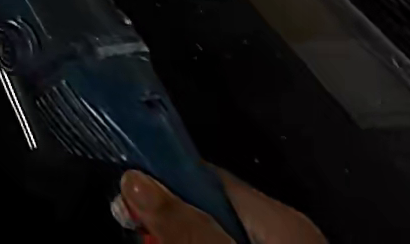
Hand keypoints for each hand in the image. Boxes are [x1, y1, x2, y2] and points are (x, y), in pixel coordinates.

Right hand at [116, 169, 325, 243]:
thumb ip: (186, 226)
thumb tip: (133, 179)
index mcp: (279, 219)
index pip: (199, 172)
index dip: (157, 181)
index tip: (126, 202)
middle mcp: (283, 236)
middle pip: (203, 210)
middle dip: (168, 226)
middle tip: (142, 239)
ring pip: (210, 239)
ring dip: (181, 243)